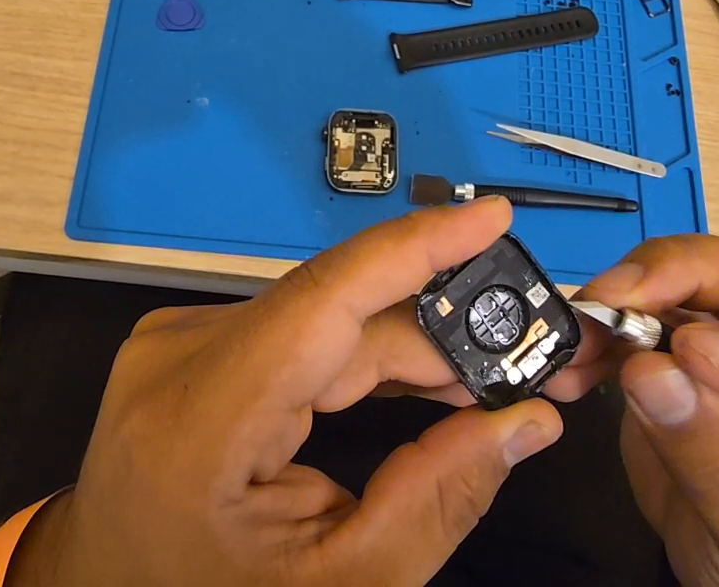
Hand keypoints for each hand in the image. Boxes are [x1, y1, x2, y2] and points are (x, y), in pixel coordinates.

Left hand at [7, 199, 566, 586]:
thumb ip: (434, 501)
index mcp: (201, 416)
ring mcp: (183, 337)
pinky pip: (302, 333)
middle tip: (536, 359)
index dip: (414, 249)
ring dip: (412, 346)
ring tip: (494, 380)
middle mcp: (184, 350)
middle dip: (444, 331)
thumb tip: (526, 421)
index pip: (324, 300)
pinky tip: (428, 380)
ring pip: (328, 320)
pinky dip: (366, 356)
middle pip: (340, 315)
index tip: (492, 217)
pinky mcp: (196, 340)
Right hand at [575, 236, 718, 586]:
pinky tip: (573, 363)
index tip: (697, 356)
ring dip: (627, 294)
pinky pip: (645, 304)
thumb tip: (649, 369)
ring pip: (694, 272)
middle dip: (678, 277)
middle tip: (611, 302)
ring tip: (578, 334)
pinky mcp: (689, 333)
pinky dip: (603, 324)